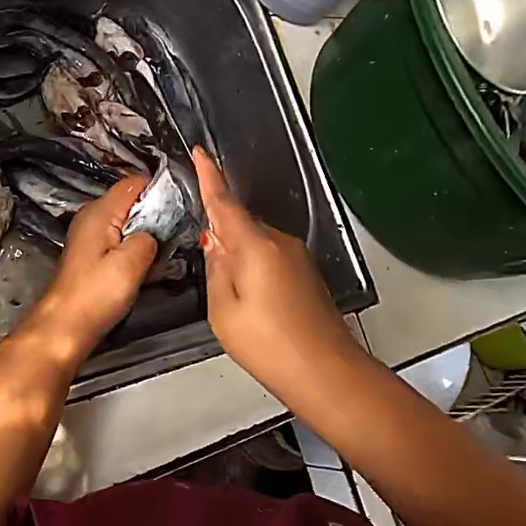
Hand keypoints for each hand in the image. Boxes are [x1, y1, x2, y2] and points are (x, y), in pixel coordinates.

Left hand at [27, 175, 157, 352]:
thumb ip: (148, 238)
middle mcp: (92, 218)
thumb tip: (155, 232)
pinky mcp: (93, 254)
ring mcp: (91, 236)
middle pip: (131, 202)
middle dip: (155, 214)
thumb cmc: (93, 297)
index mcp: (99, 213)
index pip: (133, 183)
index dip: (158, 190)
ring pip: (128, 223)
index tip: (179, 204)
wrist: (65, 328)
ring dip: (146, 235)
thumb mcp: (130, 264)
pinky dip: (135, 249)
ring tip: (161, 253)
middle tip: (174, 233)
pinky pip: (120, 241)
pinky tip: (144, 267)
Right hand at [192, 147, 356, 386]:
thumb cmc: (272, 346)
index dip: (210, 176)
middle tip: (206, 258)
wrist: (324, 371)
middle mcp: (281, 243)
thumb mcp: (223, 310)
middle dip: (220, 231)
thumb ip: (216, 269)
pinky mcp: (306, 273)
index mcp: (256, 246)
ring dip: (239, 256)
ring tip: (231, 296)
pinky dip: (255, 268)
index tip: (201, 154)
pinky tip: (251, 300)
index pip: (226, 201)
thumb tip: (214, 244)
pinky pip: (271, 257)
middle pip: (241, 224)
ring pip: (256, 243)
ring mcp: (297, 257)